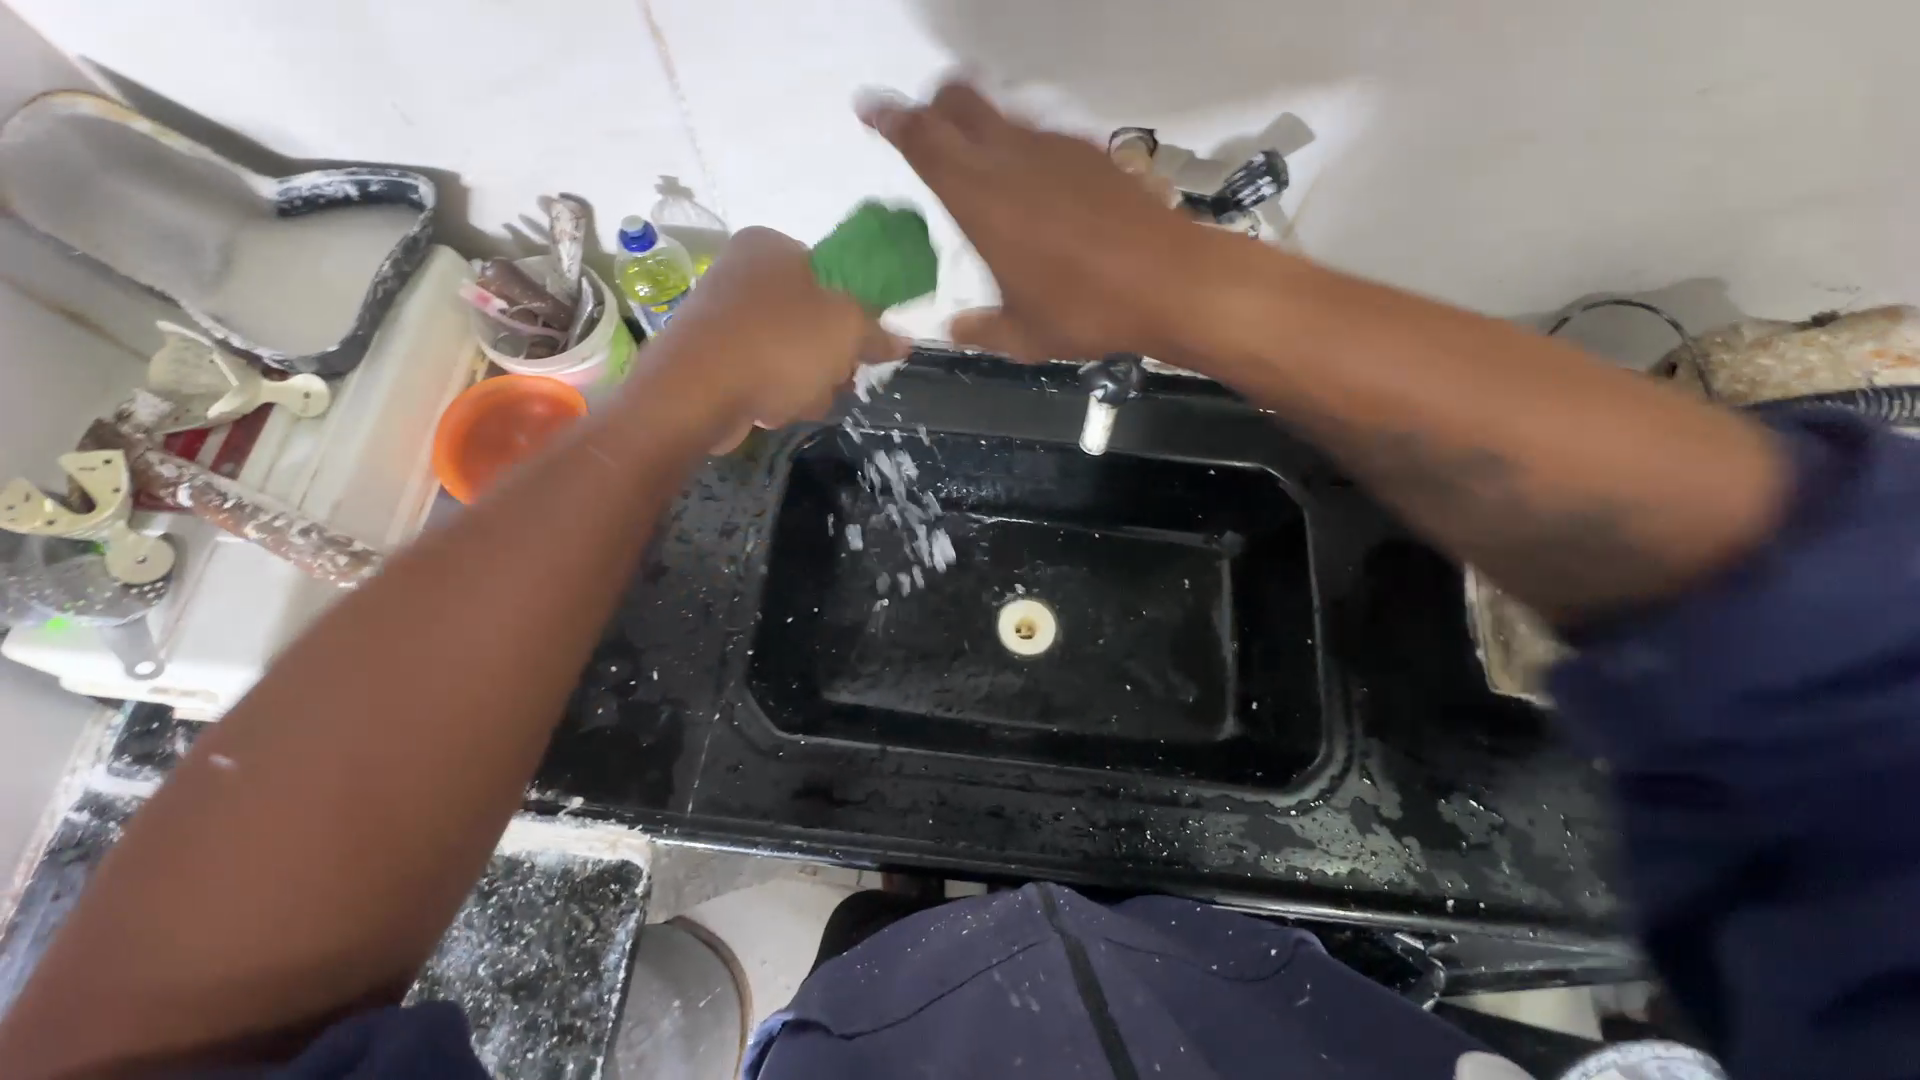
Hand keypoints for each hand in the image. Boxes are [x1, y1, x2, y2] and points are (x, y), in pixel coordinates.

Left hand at [650, 227, 905, 434]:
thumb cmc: (778, 344)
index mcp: (772, 246)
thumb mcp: (846, 330)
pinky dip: (773, 394)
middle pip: (814, 319)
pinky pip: (761, 375)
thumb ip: (878, 333)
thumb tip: (902, 342)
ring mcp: (722, 317)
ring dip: (808, 383)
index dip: (855, 313)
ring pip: (791, 353)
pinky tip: (771, 408)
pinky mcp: (709, 359)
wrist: (694, 393)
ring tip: (800, 398)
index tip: (861, 344)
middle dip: (831, 358)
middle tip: (834, 376)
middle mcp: (742, 273)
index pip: (833, 275)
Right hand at [860, 82, 1214, 363]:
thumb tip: (955, 328)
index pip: (922, 139)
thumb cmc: (1085, 310)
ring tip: (978, 156)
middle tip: (923, 130)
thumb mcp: (1024, 335)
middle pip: (957, 100)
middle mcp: (1011, 157)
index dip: (890, 118)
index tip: (870, 108)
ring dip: (978, 120)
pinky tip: (1034, 180)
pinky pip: (1041, 131)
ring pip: (1001, 108)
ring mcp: (1054, 147)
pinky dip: (1022, 141)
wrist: (1169, 281)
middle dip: (931, 106)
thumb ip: (982, 328)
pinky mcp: (1090, 151)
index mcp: (979, 198)